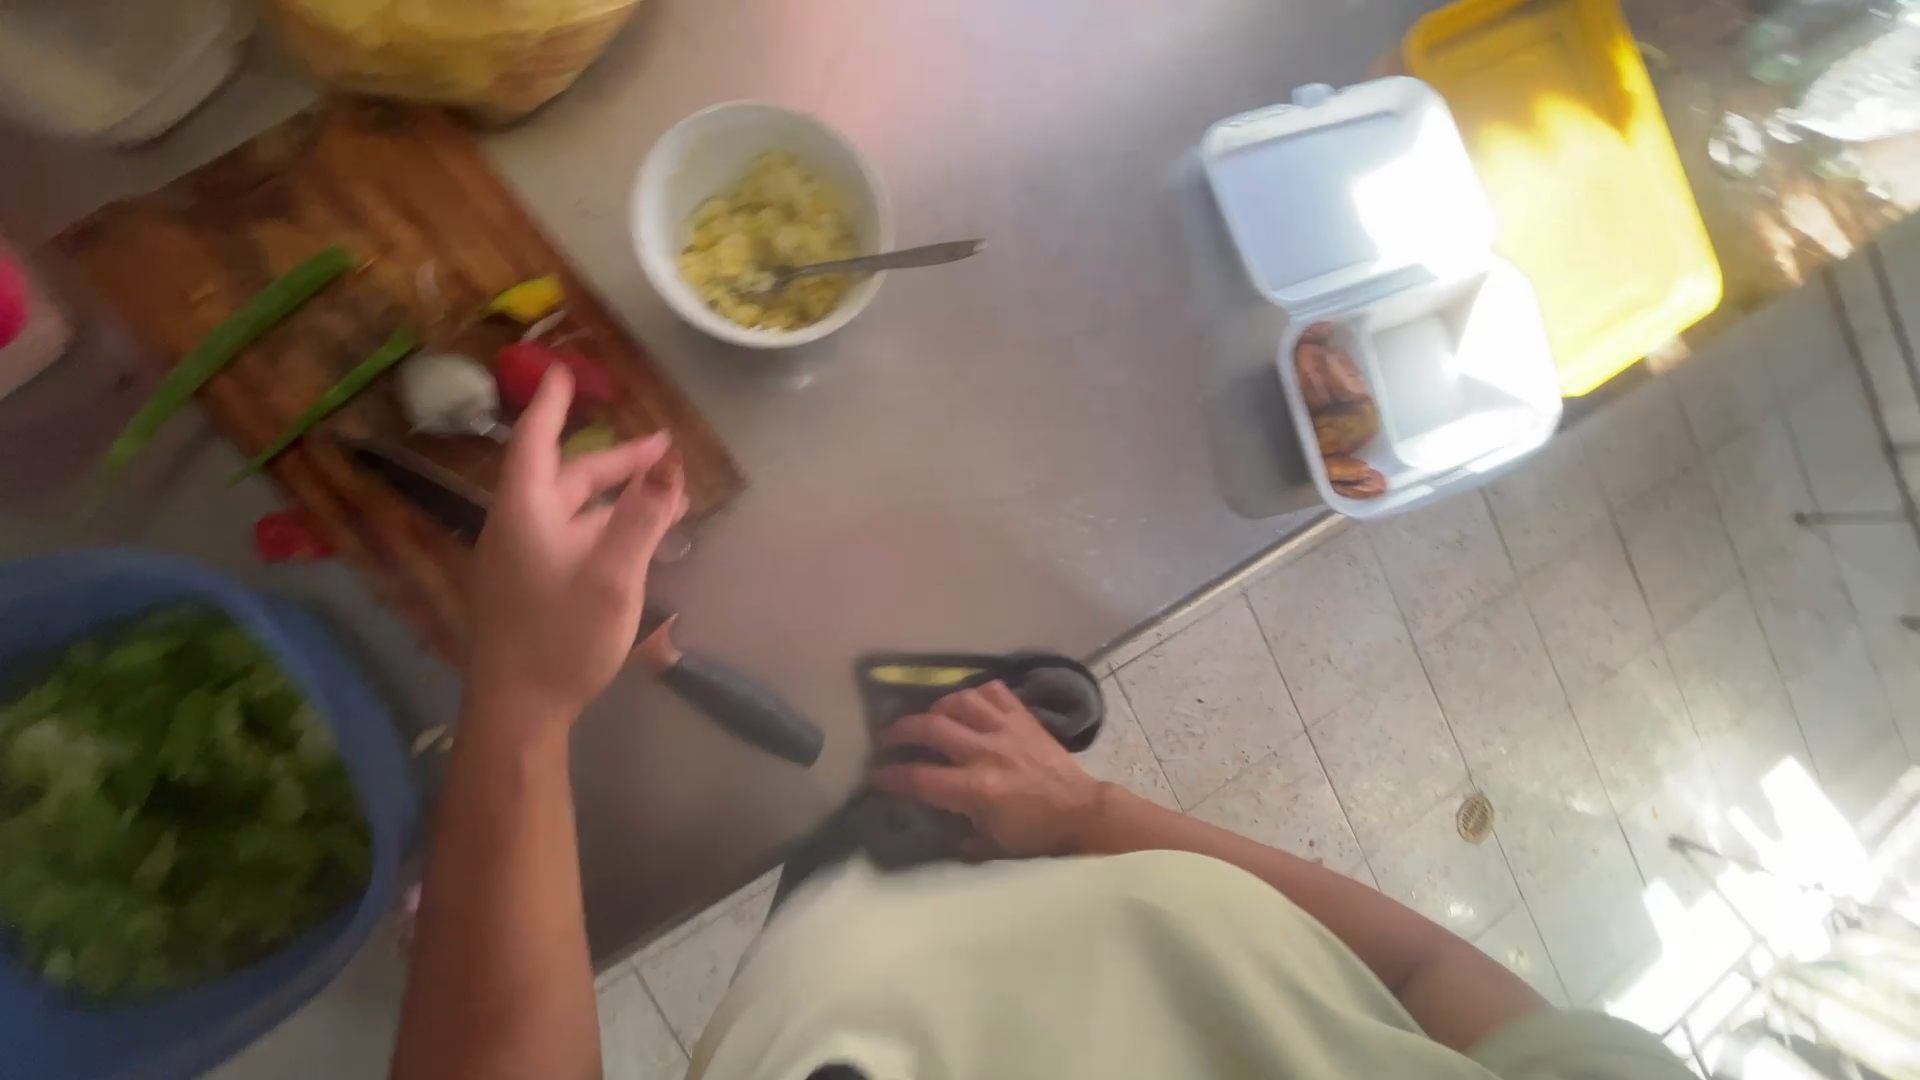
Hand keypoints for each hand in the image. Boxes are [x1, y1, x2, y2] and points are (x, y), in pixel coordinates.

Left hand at [466, 366, 687, 728]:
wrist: (519, 710)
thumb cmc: (563, 637)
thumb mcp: (613, 574)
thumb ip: (643, 517)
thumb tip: (673, 462)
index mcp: (528, 514)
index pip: (536, 443)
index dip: (550, 405)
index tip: (563, 372)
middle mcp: (519, 528)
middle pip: (567, 478)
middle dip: (616, 461)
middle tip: (664, 452)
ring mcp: (523, 560)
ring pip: (573, 510)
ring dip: (616, 496)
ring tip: (662, 494)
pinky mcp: (531, 586)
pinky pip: (572, 537)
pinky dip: (606, 525)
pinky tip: (634, 539)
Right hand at [871, 681, 1107, 858]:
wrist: (1081, 811)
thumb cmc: (1035, 834)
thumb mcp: (990, 844)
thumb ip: (957, 832)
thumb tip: (933, 823)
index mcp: (975, 788)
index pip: (919, 776)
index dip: (891, 774)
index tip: (876, 773)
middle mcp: (985, 752)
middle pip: (931, 727)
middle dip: (901, 730)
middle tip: (887, 737)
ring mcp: (1005, 729)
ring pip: (960, 701)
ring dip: (937, 706)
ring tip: (929, 717)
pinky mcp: (1023, 718)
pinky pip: (994, 692)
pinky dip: (976, 693)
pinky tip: (968, 704)